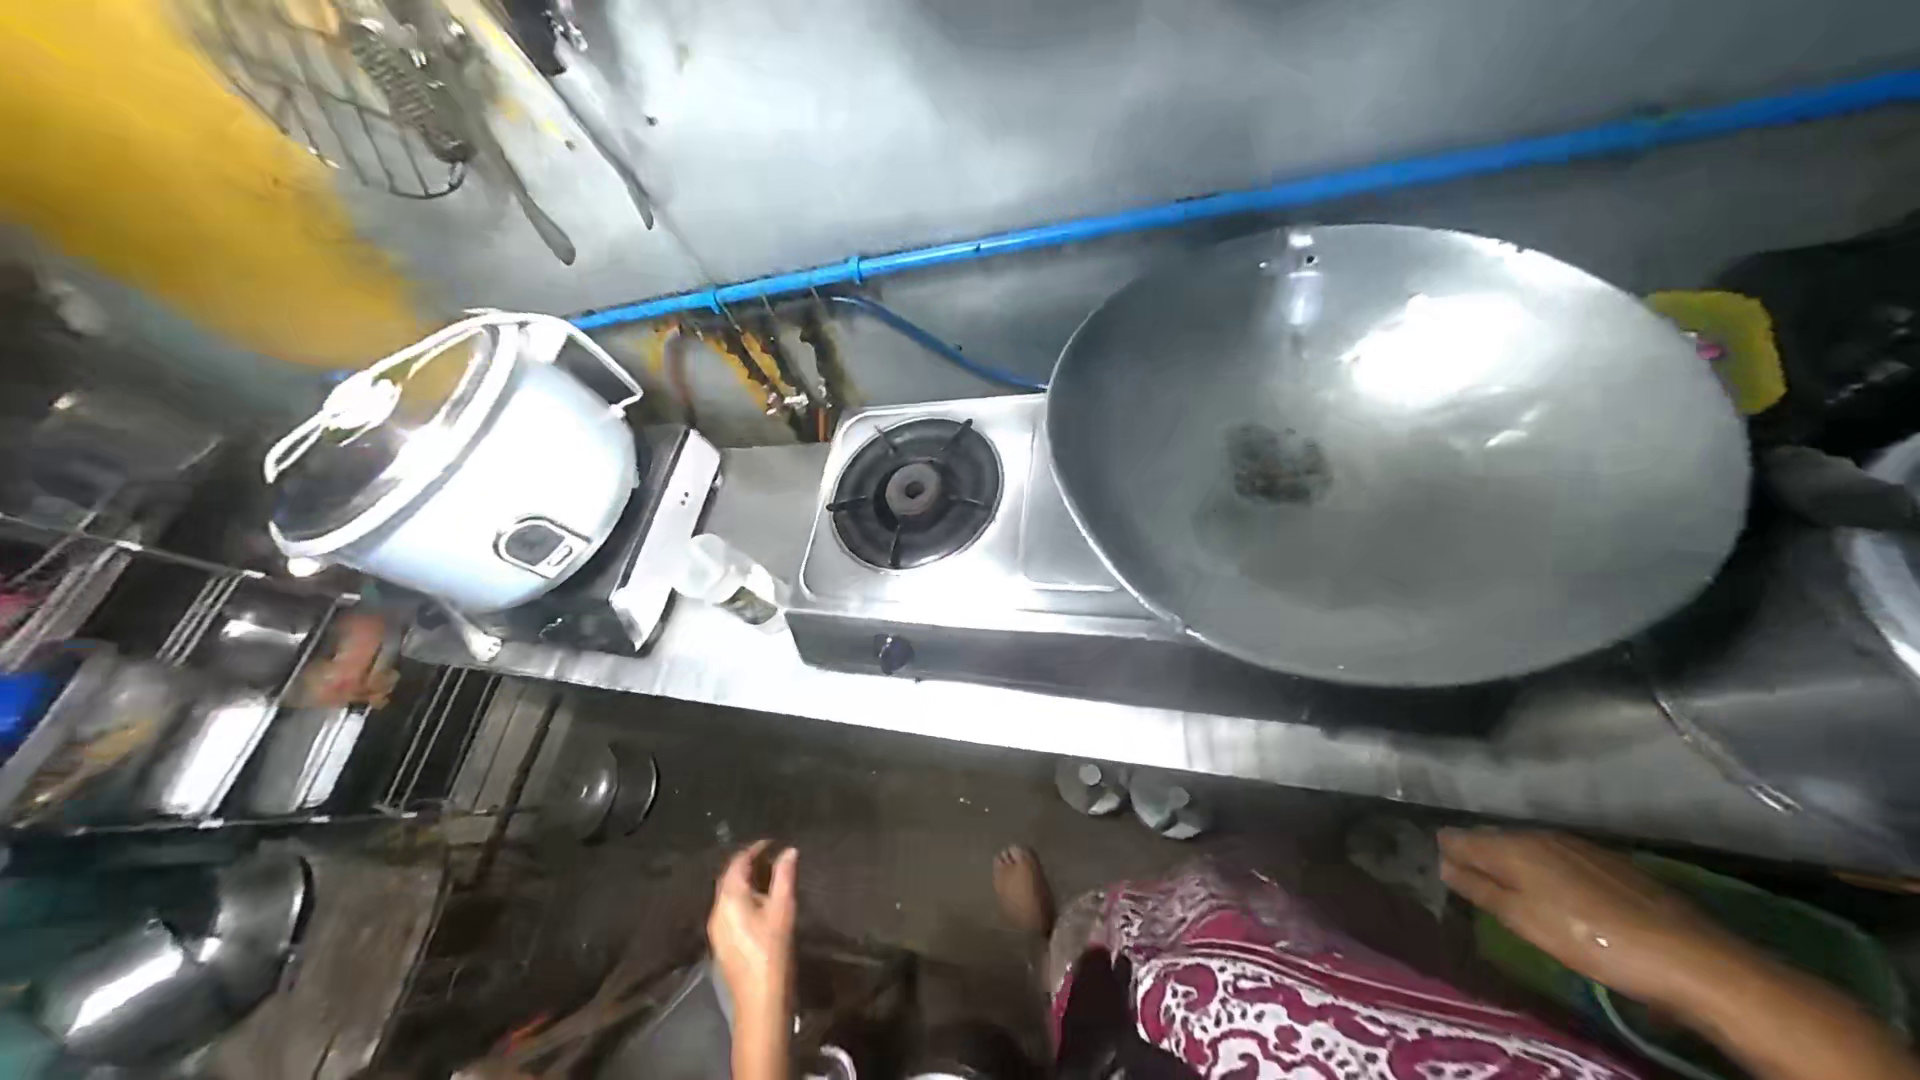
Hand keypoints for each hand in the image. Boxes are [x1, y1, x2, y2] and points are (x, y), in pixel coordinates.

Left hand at [707, 840, 797, 1016]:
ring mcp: (716, 929)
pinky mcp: (722, 942)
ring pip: (728, 894)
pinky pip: (729, 909)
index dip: (754, 849)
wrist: (759, 1001)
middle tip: (772, 856)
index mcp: (729, 899)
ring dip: (746, 881)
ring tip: (770, 876)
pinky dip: (743, 897)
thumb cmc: (772, 951)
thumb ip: (785, 877)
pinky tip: (760, 903)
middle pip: (729, 878)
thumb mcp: (783, 910)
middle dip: (749, 864)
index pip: (737, 864)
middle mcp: (717, 911)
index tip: (773, 842)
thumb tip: (789, 850)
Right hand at [1438, 828, 1745, 1010]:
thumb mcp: (1522, 920)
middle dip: (1479, 858)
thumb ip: (1478, 888)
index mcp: (1510, 845)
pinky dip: (1547, 872)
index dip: (1446, 854)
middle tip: (1479, 891)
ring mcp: (1576, 845)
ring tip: (1518, 896)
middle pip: (1490, 838)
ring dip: (1515, 865)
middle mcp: (1537, 834)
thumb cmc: (1590, 939)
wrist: (1692, 958)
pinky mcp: (1607, 862)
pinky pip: (1558, 858)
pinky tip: (1562, 898)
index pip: (1456, 836)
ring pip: (1526, 847)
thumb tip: (1443, 863)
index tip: (1448, 877)